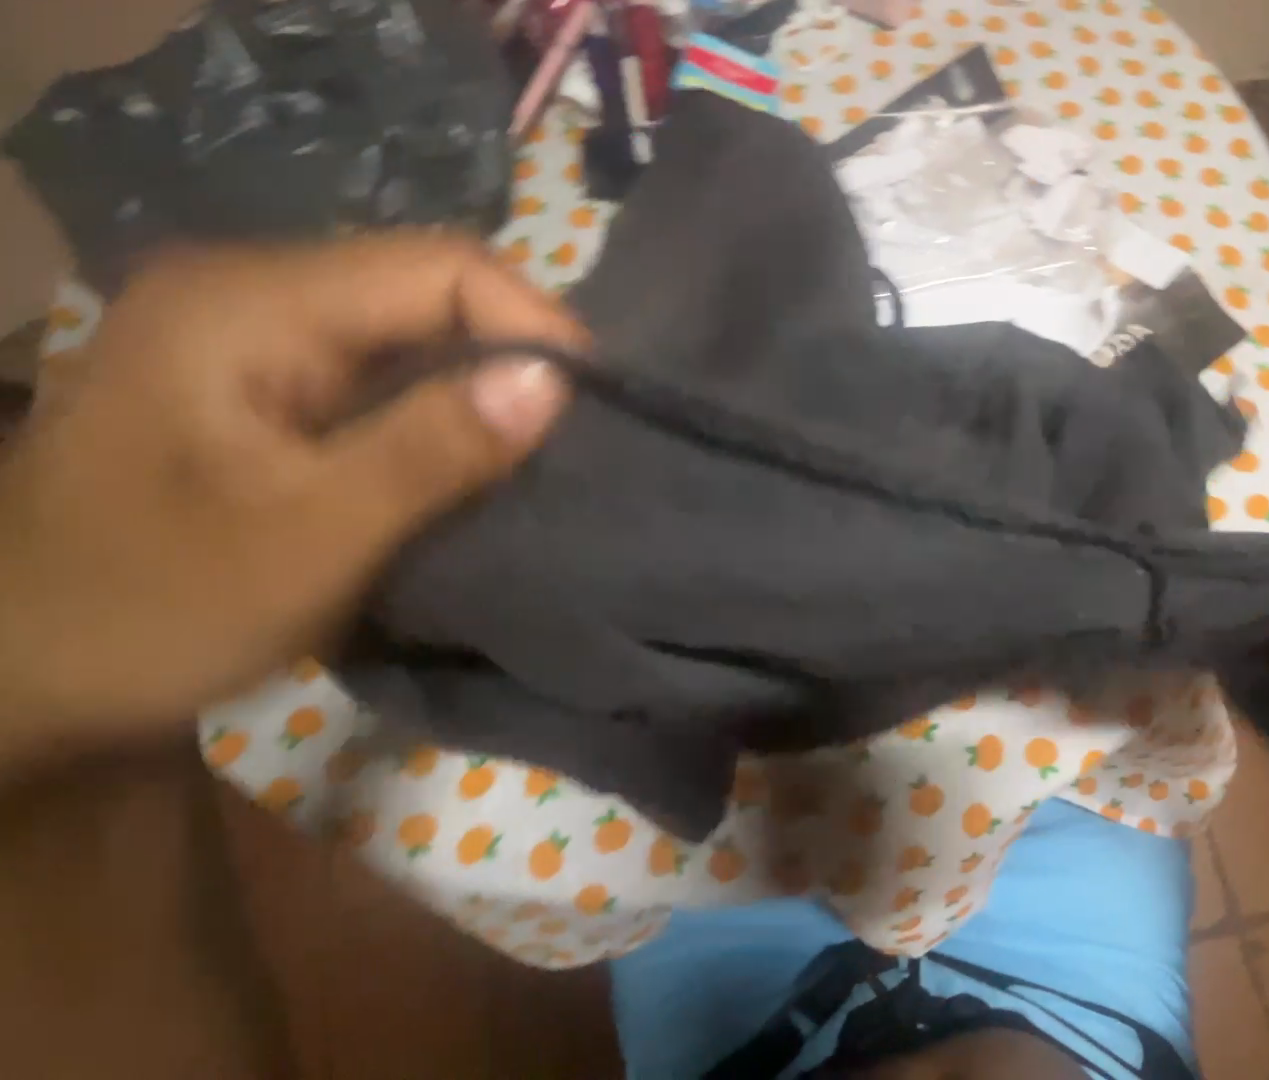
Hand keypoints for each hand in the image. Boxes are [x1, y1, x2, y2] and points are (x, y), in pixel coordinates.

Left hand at [0, 234, 585, 757]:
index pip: (440, 267)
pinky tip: (480, 460)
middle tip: (581, 436)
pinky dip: (451, 413)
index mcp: (250, 305)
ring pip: (420, 334)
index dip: (534, 322)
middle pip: (433, 291)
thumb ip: (434, 448)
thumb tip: (556, 381)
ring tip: (546, 450)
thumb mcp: (312, 534)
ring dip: (491, 388)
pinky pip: (392, 375)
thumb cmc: (157, 604)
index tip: (597, 405)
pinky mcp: (274, 388)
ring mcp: (260, 340)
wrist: (27, 675)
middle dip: (520, 357)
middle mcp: (255, 295)